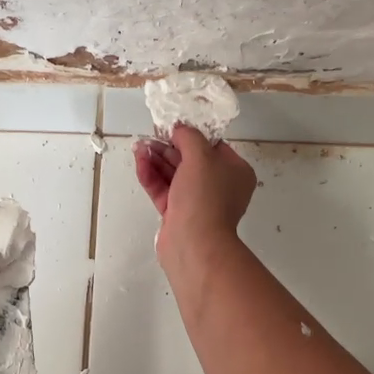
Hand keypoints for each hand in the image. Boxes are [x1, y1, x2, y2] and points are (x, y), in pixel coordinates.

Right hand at [133, 123, 257, 258]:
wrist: (194, 243)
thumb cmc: (204, 197)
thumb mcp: (201, 156)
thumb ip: (189, 137)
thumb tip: (179, 129)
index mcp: (235, 172)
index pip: (212, 147)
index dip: (191, 136)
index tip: (171, 129)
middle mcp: (218, 186)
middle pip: (190, 161)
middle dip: (167, 148)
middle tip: (148, 138)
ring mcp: (197, 202)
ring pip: (174, 176)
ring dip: (156, 160)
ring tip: (138, 148)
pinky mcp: (178, 215)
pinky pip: (164, 191)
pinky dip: (152, 177)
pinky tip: (139, 163)